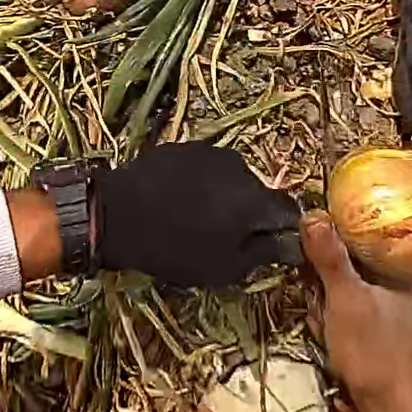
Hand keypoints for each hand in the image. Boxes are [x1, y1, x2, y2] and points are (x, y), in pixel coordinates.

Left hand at [94, 143, 300, 288]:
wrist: (117, 213)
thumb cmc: (175, 248)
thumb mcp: (225, 265)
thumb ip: (265, 252)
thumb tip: (294, 244)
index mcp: (255, 197)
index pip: (288, 209)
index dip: (284, 229)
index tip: (271, 244)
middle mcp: (239, 166)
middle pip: (259, 192)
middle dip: (251, 213)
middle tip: (227, 236)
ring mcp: (210, 151)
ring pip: (232, 178)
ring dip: (226, 196)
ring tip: (198, 217)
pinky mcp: (185, 146)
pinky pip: (206, 167)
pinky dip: (202, 183)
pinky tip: (179, 200)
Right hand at [300, 211, 411, 411]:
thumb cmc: (375, 351)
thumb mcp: (346, 298)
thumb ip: (330, 257)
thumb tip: (312, 212)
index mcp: (390, 264)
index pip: (351, 231)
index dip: (326, 239)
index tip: (308, 253)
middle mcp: (387, 278)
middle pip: (338, 259)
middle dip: (319, 281)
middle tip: (320, 303)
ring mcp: (379, 302)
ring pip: (334, 286)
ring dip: (322, 305)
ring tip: (326, 327)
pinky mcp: (370, 325)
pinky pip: (338, 309)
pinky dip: (329, 322)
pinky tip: (330, 339)